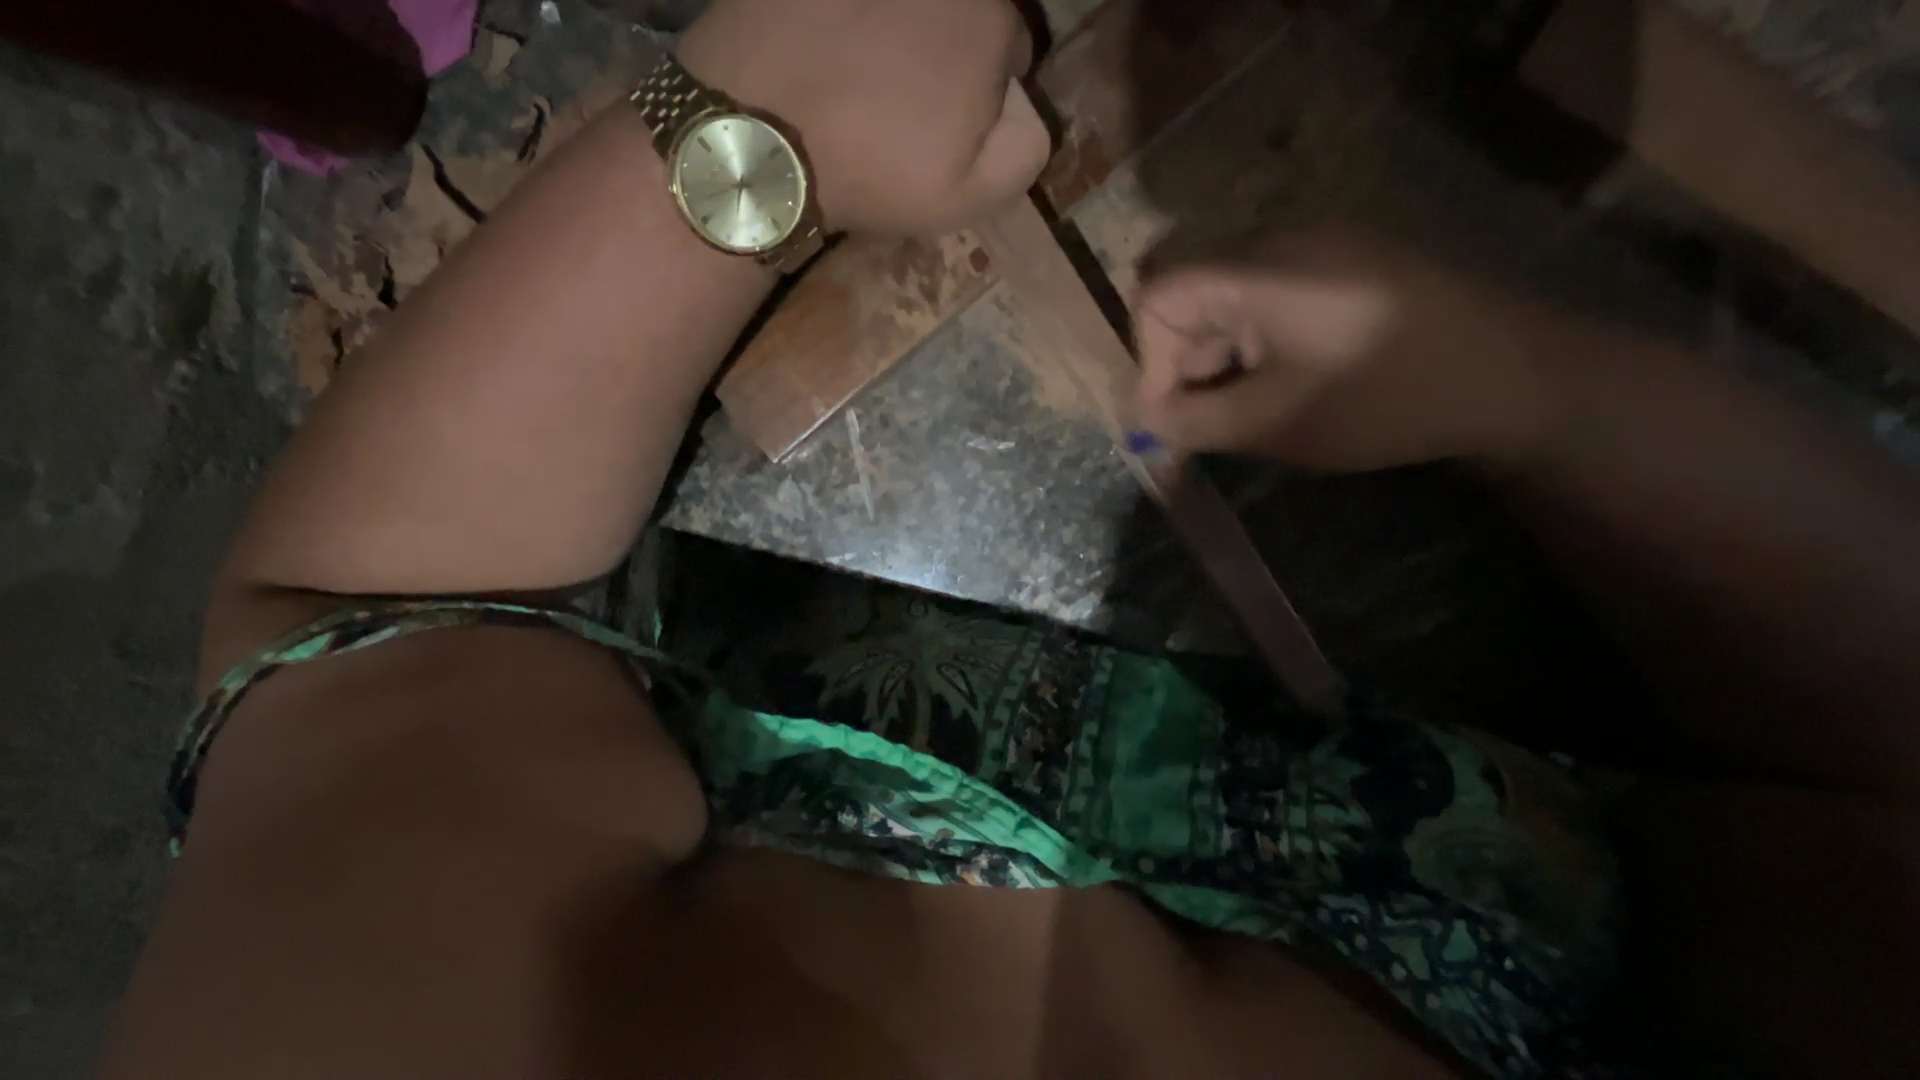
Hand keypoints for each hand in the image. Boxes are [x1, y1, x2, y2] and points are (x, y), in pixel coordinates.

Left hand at [676, 0, 1051, 235]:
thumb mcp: (968, 196)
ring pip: (908, 10)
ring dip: (897, 36)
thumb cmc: (870, 170)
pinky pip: (851, 9)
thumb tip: (1025, 107)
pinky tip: (823, 59)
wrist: (755, 134)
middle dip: (944, 56)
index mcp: (989, 23)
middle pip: (961, 18)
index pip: (1012, 54)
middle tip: (897, 107)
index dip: (983, 98)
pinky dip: (846, 25)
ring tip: (855, 83)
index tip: (945, 133)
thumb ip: (1025, 150)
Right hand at [1131, 227, 1556, 470]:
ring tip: (1257, 408)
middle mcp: (1282, 237)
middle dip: (1188, 363)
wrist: (1521, 375)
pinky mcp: (1354, 257)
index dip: (1150, 363)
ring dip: (1225, 355)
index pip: (1158, 297)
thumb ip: (1195, 421)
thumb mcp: (1276, 422)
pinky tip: (1294, 380)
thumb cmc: (1386, 399)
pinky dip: (1261, 339)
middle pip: (1194, 292)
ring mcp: (1324, 241)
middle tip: (1213, 423)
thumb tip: (1145, 421)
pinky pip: (1276, 293)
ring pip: (1234, 295)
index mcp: (1257, 269)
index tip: (1171, 423)